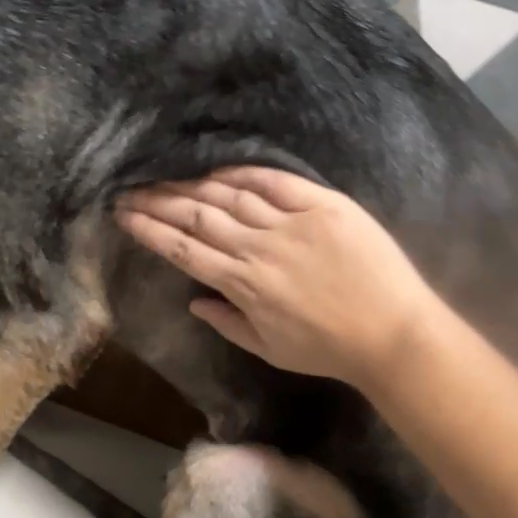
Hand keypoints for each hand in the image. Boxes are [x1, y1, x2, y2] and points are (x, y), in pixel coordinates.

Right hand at [114, 166, 444, 390]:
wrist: (393, 332)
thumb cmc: (330, 349)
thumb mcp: (271, 350)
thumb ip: (228, 323)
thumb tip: (194, 300)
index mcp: (243, 284)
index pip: (184, 249)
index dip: (150, 229)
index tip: (124, 214)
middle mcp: (258, 247)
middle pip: (198, 215)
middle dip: (159, 200)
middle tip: (132, 188)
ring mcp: (290, 222)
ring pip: (230, 195)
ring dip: (193, 184)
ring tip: (167, 175)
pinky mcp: (322, 205)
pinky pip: (275, 181)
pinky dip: (244, 171)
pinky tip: (220, 167)